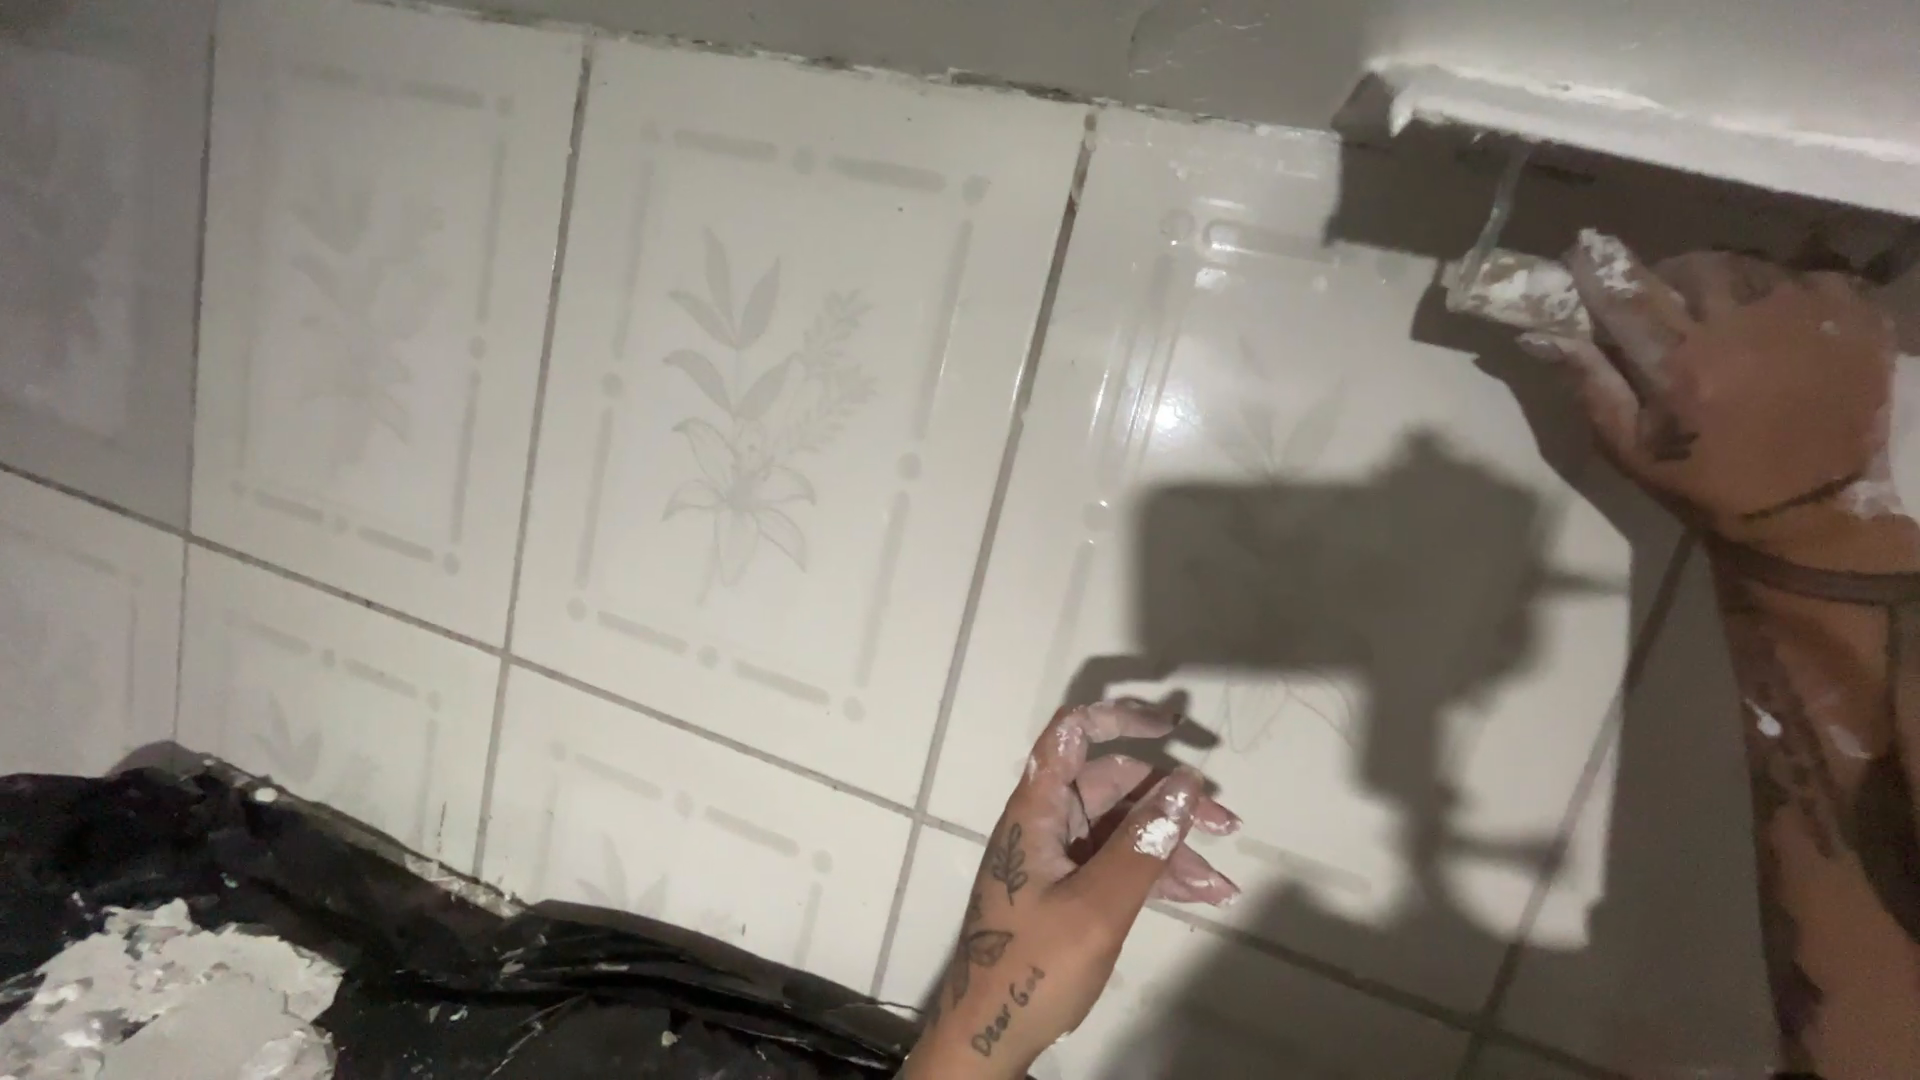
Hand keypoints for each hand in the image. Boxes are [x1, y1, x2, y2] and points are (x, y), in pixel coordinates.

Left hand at [899, 699, 1240, 1079]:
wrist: (990, 1033)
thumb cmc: (1034, 964)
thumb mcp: (1096, 906)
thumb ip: (1143, 844)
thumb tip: (1188, 785)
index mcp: (1039, 806)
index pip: (1073, 733)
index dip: (1119, 717)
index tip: (1172, 726)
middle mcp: (1048, 818)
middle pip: (1112, 782)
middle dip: (1169, 798)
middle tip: (1225, 823)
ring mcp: (1060, 852)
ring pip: (1123, 826)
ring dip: (1172, 845)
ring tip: (1221, 878)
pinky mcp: (1071, 883)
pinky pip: (1119, 861)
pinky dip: (1157, 873)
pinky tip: (1203, 896)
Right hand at [1518, 232, 1906, 571]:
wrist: (1807, 505)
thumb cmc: (1697, 477)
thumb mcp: (1623, 443)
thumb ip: (1589, 382)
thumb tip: (1543, 335)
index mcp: (1681, 366)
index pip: (1630, 295)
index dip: (1601, 267)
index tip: (1582, 245)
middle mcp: (1746, 330)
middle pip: (1691, 268)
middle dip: (1662, 274)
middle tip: (1652, 295)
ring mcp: (1809, 318)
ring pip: (1750, 263)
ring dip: (1717, 276)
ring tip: (1710, 304)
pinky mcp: (1859, 319)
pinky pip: (1810, 273)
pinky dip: (1780, 283)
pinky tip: (1768, 312)